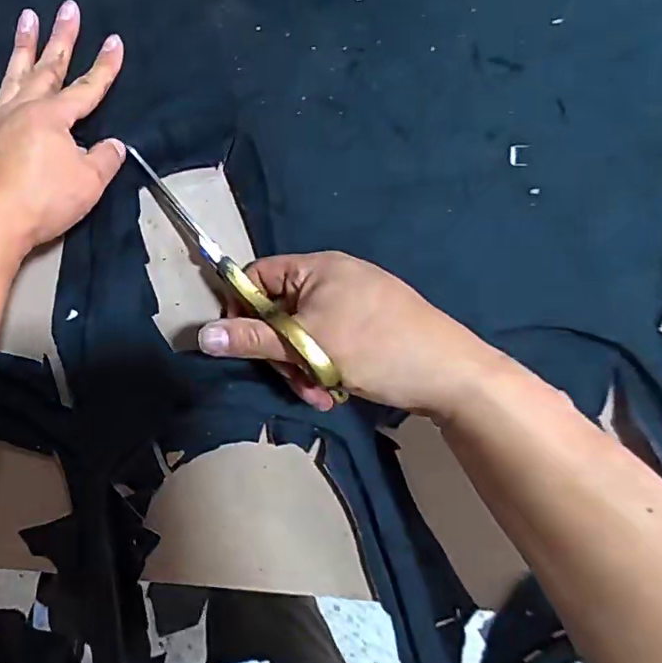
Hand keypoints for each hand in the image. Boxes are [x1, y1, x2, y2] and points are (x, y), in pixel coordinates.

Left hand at [0, 0, 125, 256]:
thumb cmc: (44, 202)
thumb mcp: (89, 183)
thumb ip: (105, 159)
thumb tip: (113, 145)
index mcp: (54, 117)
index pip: (87, 87)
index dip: (104, 66)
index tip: (115, 42)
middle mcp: (25, 109)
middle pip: (49, 68)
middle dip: (62, 38)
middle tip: (68, 8)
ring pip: (14, 73)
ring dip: (23, 45)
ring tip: (27, 17)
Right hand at [197, 252, 509, 414]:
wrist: (458, 378)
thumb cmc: (378, 348)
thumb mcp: (307, 346)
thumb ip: (252, 339)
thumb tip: (203, 335)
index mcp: (317, 267)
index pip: (257, 277)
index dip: (241, 309)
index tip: (243, 343)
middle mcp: (333, 277)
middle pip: (279, 309)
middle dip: (280, 351)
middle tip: (292, 381)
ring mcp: (354, 302)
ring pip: (303, 332)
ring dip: (302, 367)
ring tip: (320, 394)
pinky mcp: (370, 325)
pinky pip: (328, 341)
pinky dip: (324, 367)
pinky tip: (336, 392)